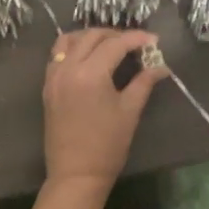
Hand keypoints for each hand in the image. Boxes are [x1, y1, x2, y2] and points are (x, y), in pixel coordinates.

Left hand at [41, 29, 168, 189]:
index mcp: (91, 73)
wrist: (76, 173)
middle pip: (91, 36)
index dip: (136, 39)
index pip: (115, 44)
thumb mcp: (129, 111)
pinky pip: (57, 55)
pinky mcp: (48, 86)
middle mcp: (68, 68)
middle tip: (135, 44)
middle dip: (115, 35)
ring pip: (70, 40)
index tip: (153, 40)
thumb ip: (144, 82)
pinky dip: (73, 48)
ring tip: (110, 46)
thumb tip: (160, 66)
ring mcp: (54, 76)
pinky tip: (88, 57)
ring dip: (90, 37)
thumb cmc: (108, 145)